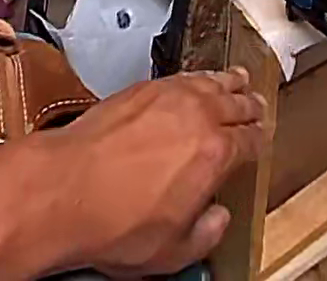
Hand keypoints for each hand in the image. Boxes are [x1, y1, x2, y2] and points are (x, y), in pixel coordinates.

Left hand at [19, 68, 266, 277]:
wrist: (67, 187)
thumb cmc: (112, 219)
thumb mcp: (170, 251)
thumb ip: (205, 233)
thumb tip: (217, 220)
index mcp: (215, 152)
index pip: (250, 140)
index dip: (259, 141)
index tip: (260, 142)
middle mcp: (200, 115)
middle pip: (238, 103)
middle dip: (251, 106)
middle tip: (258, 107)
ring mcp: (173, 95)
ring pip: (215, 80)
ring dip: (231, 81)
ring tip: (239, 80)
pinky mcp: (148, 86)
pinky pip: (186, 75)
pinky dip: (200, 76)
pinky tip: (199, 80)